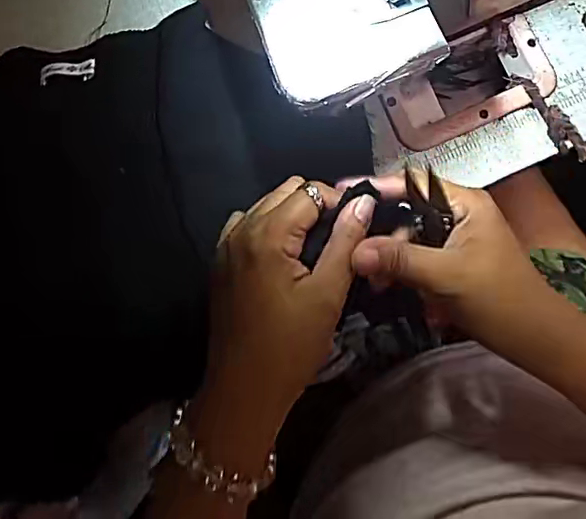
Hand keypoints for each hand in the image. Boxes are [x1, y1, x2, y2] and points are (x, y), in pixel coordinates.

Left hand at [205, 176, 373, 413]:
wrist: (242, 395)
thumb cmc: (289, 348)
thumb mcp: (328, 294)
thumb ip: (346, 241)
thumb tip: (364, 202)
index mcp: (267, 234)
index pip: (311, 191)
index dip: (339, 203)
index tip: (356, 227)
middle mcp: (242, 229)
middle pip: (288, 190)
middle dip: (318, 205)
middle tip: (339, 237)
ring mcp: (226, 244)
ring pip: (269, 203)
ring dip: (294, 214)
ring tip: (315, 247)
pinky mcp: (221, 260)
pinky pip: (250, 222)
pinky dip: (271, 227)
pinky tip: (285, 256)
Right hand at [349, 174, 556, 348]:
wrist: (538, 340)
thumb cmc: (500, 299)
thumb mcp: (446, 276)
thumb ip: (400, 260)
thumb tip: (356, 250)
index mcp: (465, 202)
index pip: (414, 182)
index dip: (379, 185)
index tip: (347, 189)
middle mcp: (462, 212)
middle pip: (410, 211)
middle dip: (386, 235)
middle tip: (359, 255)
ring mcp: (461, 238)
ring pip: (415, 238)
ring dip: (396, 259)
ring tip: (378, 282)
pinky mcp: (458, 261)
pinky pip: (424, 258)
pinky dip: (410, 273)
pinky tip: (400, 289)